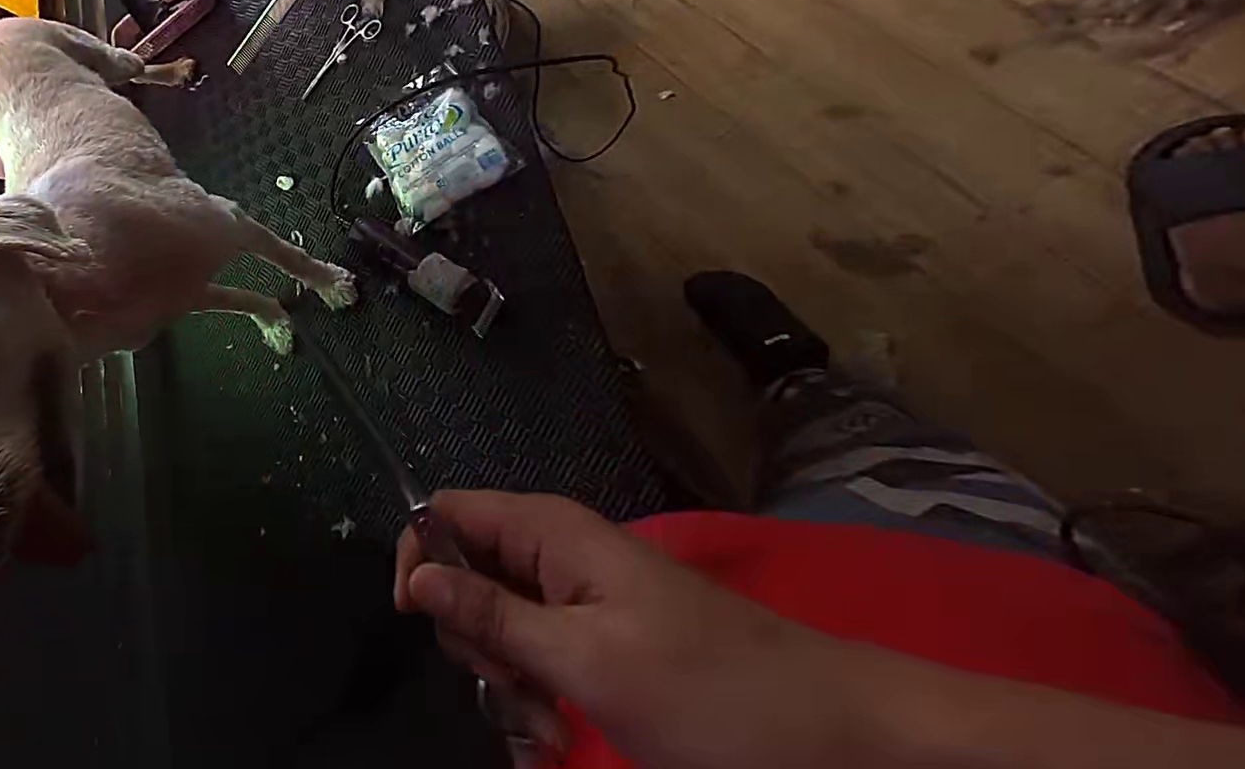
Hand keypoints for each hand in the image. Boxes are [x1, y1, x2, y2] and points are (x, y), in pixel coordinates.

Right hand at [394, 490, 863, 768]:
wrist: (827, 733)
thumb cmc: (703, 690)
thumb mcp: (583, 660)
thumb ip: (492, 615)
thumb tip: (417, 577)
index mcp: (545, 529)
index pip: (447, 510)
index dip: (421, 553)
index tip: (417, 617)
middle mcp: (551, 547)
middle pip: (464, 567)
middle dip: (473, 633)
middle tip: (514, 687)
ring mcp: (572, 589)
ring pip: (494, 616)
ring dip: (505, 674)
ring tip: (550, 721)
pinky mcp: (590, 626)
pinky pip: (531, 646)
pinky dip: (532, 688)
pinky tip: (560, 728)